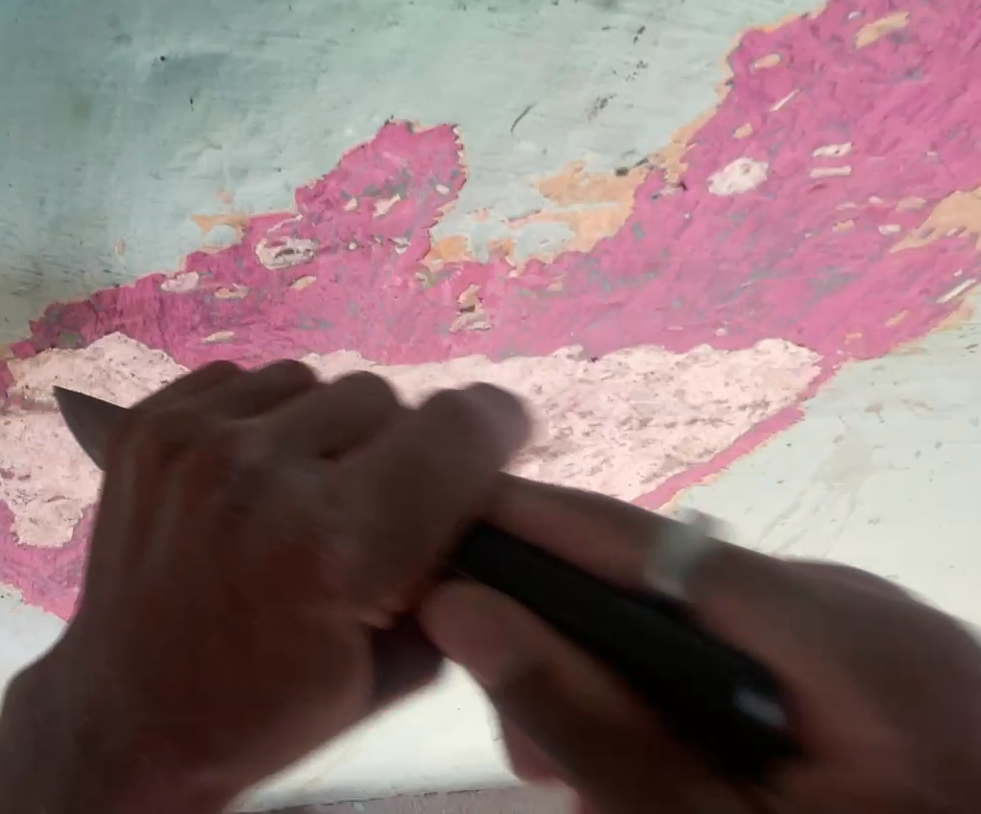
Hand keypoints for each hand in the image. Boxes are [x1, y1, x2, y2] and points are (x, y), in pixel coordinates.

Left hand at [0, 360, 530, 812]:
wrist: (129, 702)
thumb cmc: (265, 706)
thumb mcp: (392, 665)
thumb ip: (448, 562)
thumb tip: (473, 479)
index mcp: (334, 539)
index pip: (457, 428)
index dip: (490, 429)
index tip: (488, 443)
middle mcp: (257, 466)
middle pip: (378, 394)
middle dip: (392, 444)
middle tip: (367, 496)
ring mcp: (189, 435)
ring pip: (305, 379)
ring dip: (318, 425)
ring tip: (296, 483)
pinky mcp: (145, 422)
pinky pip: (238, 380)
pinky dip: (255, 415)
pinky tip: (242, 469)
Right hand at [420, 477, 980, 813]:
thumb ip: (581, 719)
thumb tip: (450, 604)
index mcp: (852, 639)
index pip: (633, 537)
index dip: (512, 516)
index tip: (409, 524)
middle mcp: (860, 607)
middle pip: (648, 577)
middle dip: (553, 629)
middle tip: (509, 730)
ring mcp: (868, 635)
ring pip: (674, 609)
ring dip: (597, 665)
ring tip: (564, 761)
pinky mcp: (865, 666)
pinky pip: (720, 639)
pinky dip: (655, 680)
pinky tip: (638, 747)